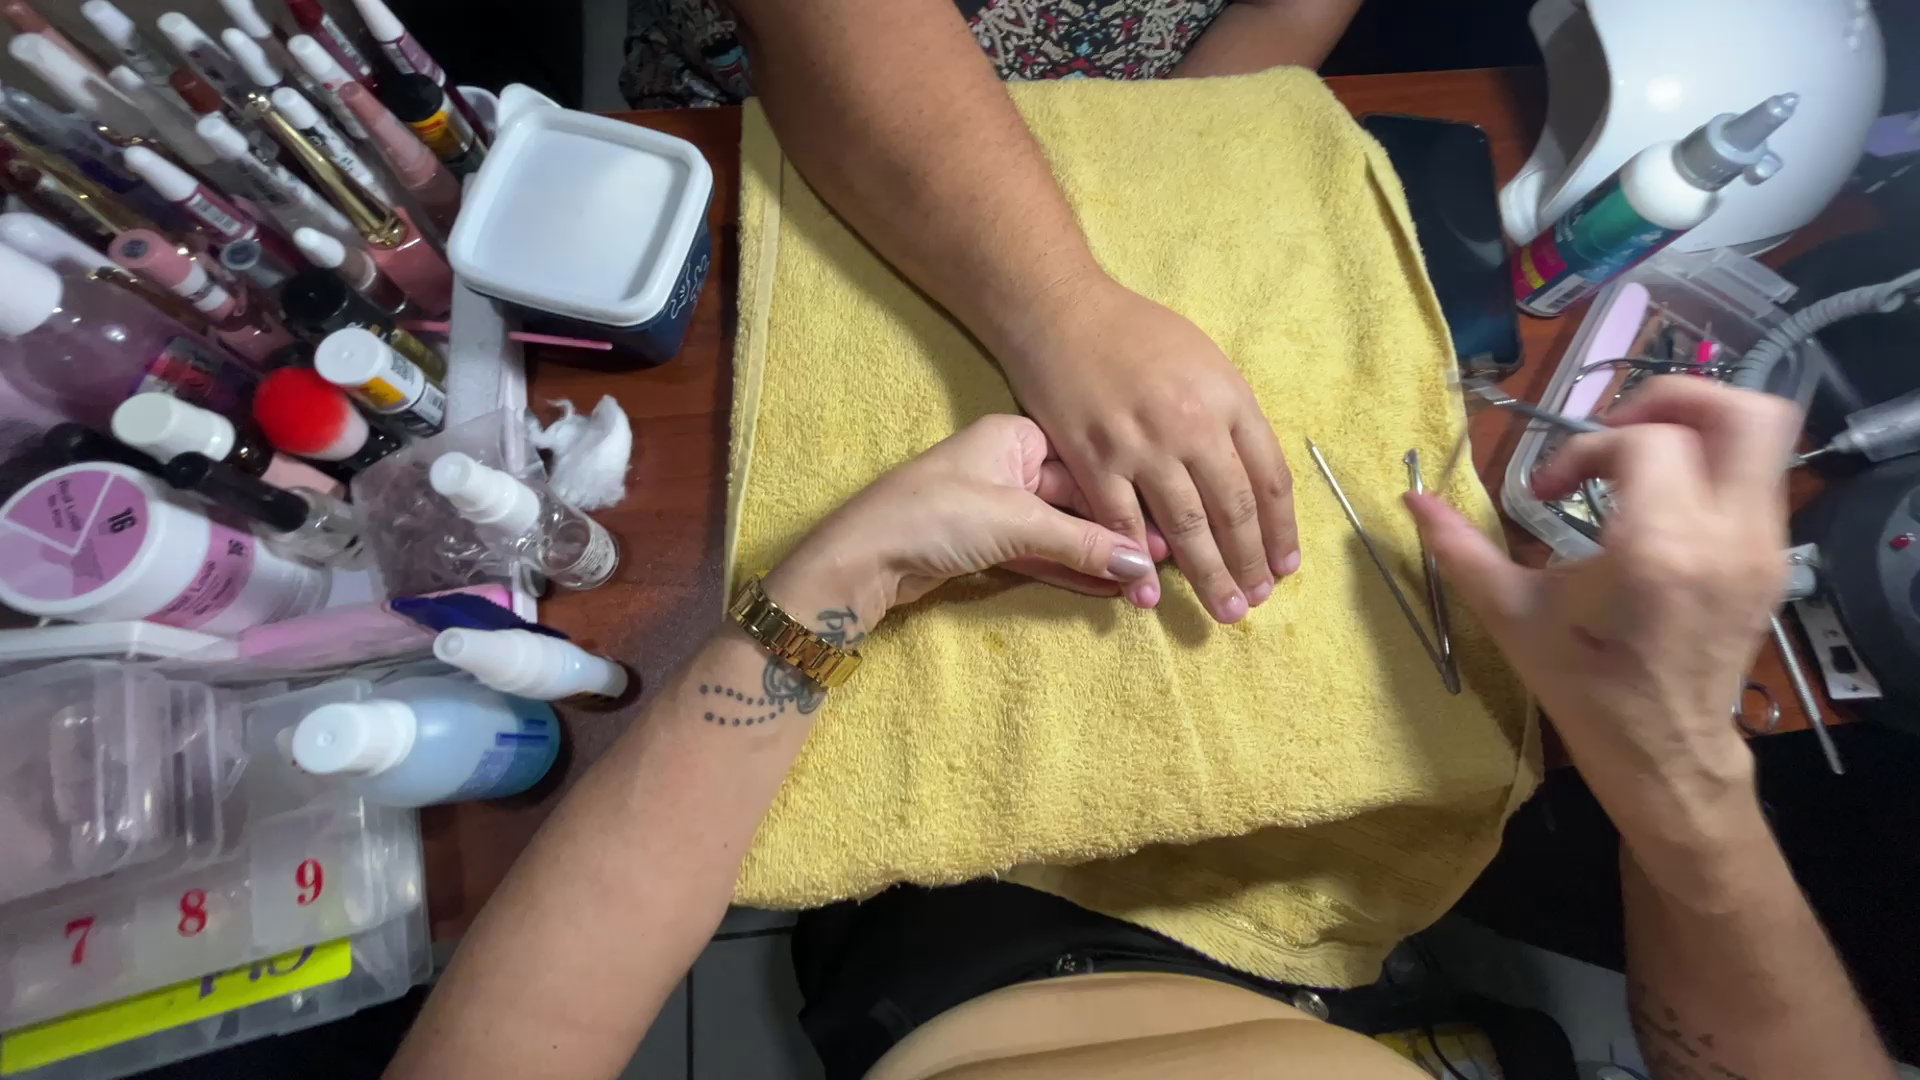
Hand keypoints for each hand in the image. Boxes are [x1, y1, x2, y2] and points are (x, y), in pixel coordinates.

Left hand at [764, 415, 1156, 627]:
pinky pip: (1040, 554)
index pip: (1085, 464)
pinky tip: (1108, 589)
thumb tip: (1144, 565)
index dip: (1125, 498)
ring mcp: (997, 507)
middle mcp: (1008, 466)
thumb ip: (1083, 542)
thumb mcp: (1017, 521)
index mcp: (1014, 437)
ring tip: (1146, 584)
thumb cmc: (937, 515)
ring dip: (1098, 558)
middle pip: (1076, 500)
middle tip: (1166, 564)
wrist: (865, 558)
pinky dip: (1070, 571)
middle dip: (1116, 534)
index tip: (1168, 529)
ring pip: (1061, 532)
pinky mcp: (986, 544)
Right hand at [998, 276, 1298, 624]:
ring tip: (1225, 611)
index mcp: (1228, 398)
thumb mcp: (1203, 359)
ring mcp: (1141, 445)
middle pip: (1233, 511)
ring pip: (1185, 526)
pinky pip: (1121, 522)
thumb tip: (1244, 472)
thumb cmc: (1134, 333)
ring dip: (1208, 576)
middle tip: (1256, 604)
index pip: (1269, 480)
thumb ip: (1228, 415)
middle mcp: (1192, 425)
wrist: (1061, 313)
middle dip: (1249, 565)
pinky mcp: (1093, 460)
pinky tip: (1148, 595)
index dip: (1280, 531)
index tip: (1284, 568)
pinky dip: (1135, 563)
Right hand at [1405, 378, 1800, 850]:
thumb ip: (1457, 544)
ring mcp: (1765, 545)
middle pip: (1744, 412)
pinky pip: (1756, 478)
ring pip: (1763, 438)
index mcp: (1659, 547)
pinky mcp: (1774, 557)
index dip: (1582, 451)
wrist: (1659, 744)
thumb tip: (1411, 498)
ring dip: (1689, 429)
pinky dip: (1703, 466)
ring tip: (1626, 462)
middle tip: (1608, 429)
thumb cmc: (1577, 678)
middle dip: (1672, 398)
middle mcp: (1730, 535)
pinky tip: (1649, 504)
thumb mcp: (1505, 608)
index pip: (1643, 443)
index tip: (1545, 492)